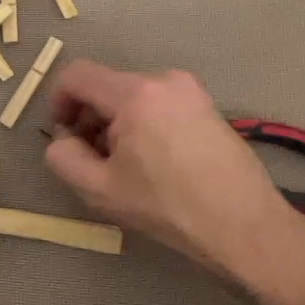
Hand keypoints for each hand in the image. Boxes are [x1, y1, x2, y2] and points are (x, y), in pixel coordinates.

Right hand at [45, 62, 304, 304]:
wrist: (247, 229)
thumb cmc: (169, 208)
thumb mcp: (99, 189)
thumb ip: (62, 157)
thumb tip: (62, 138)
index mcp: (135, 93)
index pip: (76, 75)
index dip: (57, 102)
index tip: (62, 134)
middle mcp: (163, 80)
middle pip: (105, 85)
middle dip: (88, 117)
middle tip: (92, 157)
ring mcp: (190, 91)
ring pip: (131, 95)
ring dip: (115, 123)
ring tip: (124, 165)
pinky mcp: (207, 106)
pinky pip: (157, 103)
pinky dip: (142, 123)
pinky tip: (153, 162)